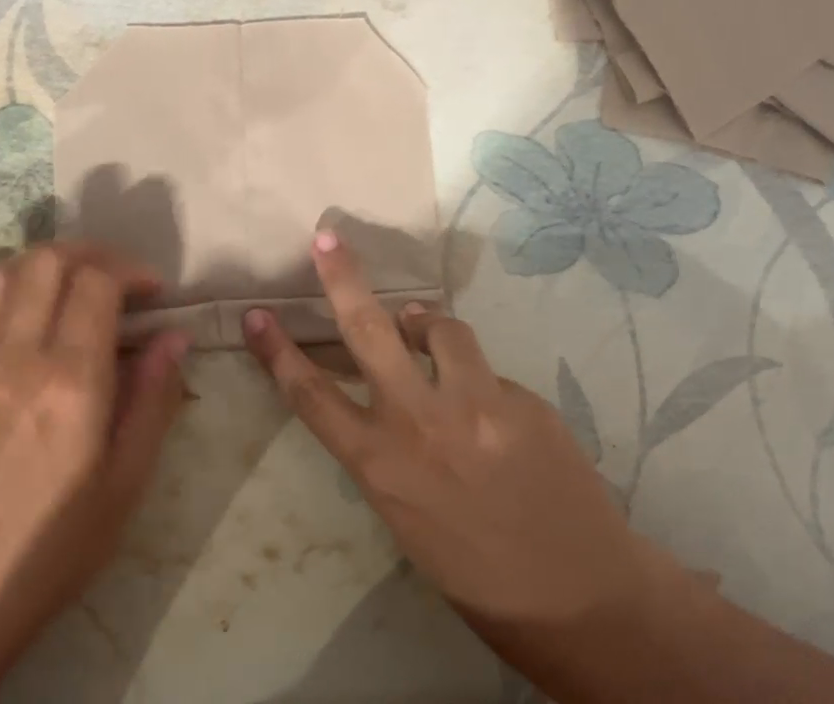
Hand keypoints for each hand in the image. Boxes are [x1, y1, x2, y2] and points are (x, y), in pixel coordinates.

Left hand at [0, 243, 190, 703]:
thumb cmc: (57, 545)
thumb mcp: (126, 482)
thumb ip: (153, 399)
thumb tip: (174, 337)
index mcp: (69, 381)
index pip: (96, 282)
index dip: (131, 271)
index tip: (154, 294)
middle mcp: (16, 356)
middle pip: (45, 260)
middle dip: (90, 254)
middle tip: (118, 281)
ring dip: (40, 266)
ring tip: (70, 293)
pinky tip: (16, 323)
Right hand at [240, 230, 682, 630]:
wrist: (579, 597)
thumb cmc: (475, 573)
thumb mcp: (404, 516)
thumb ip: (387, 450)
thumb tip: (392, 391)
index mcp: (378, 464)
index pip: (311, 395)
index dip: (277, 352)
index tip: (255, 315)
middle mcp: (419, 424)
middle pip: (369, 331)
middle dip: (344, 278)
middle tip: (328, 236)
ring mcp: (476, 406)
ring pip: (441, 329)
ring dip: (427, 323)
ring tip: (427, 330)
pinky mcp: (523, 401)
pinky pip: (489, 372)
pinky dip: (479, 379)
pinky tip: (496, 413)